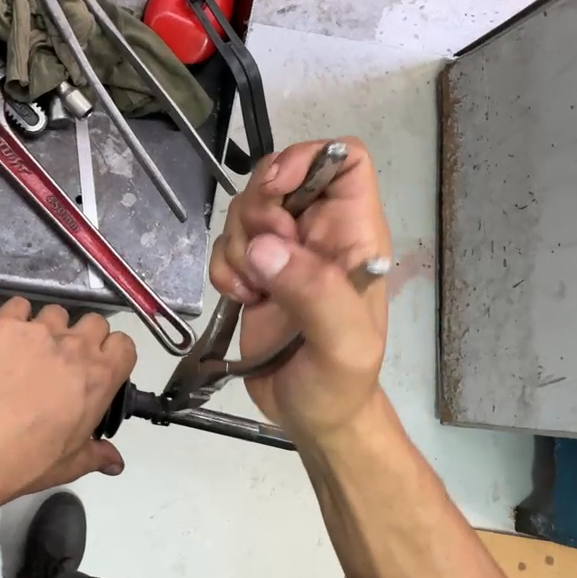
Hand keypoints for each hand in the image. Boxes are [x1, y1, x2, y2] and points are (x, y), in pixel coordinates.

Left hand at [0, 298, 136, 512]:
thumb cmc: (25, 460)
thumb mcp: (69, 464)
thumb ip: (96, 454)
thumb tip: (115, 461)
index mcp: (99, 378)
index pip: (124, 344)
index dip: (111, 352)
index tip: (97, 364)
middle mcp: (74, 347)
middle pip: (93, 321)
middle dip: (82, 336)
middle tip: (62, 359)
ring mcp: (38, 332)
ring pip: (56, 311)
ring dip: (49, 327)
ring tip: (29, 349)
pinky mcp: (2, 325)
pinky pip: (17, 305)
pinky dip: (15, 316)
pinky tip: (5, 336)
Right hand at [208, 138, 391, 444]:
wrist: (311, 417)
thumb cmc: (339, 383)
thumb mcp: (342, 344)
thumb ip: (314, 293)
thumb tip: (264, 248)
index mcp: (354, 235)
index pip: (343, 160)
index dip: (307, 159)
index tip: (276, 192)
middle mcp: (317, 234)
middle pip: (279, 178)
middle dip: (257, 213)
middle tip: (263, 261)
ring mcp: (283, 253)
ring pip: (245, 211)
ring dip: (236, 247)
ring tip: (254, 291)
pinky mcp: (253, 273)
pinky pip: (224, 245)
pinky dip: (222, 269)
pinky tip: (240, 299)